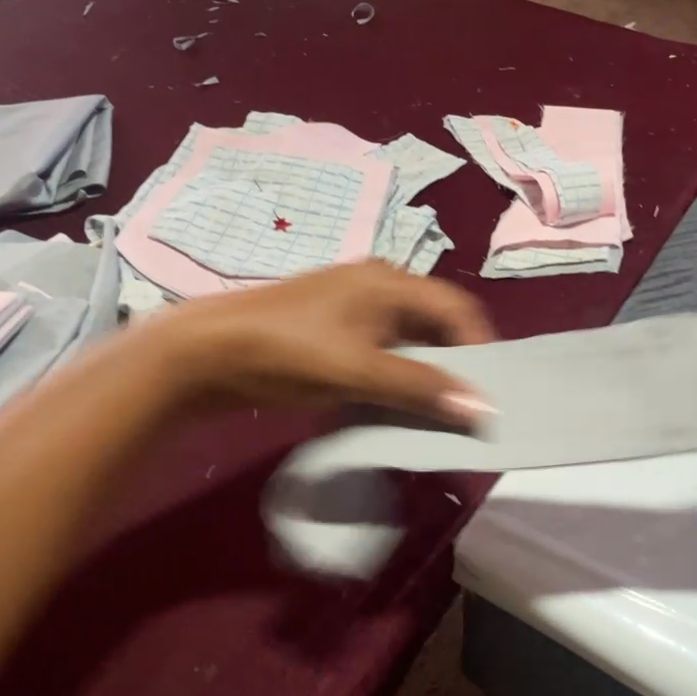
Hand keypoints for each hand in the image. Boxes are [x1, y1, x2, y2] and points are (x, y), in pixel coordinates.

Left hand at [132, 262, 496, 429]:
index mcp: (391, 282)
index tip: (491, 392)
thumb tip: (482, 408)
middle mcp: (378, 285)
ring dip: (422, 373)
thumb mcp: (360, 372)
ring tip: (433, 413)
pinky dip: (393, 374)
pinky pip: (380, 348)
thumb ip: (422, 388)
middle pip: (434, 323)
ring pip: (407, 339)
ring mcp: (352, 306)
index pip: (457, 309)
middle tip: (466, 407)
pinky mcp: (331, 328)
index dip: (481, 347)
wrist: (204, 353)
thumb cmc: (290, 351)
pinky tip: (391, 405)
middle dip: (453, 363)